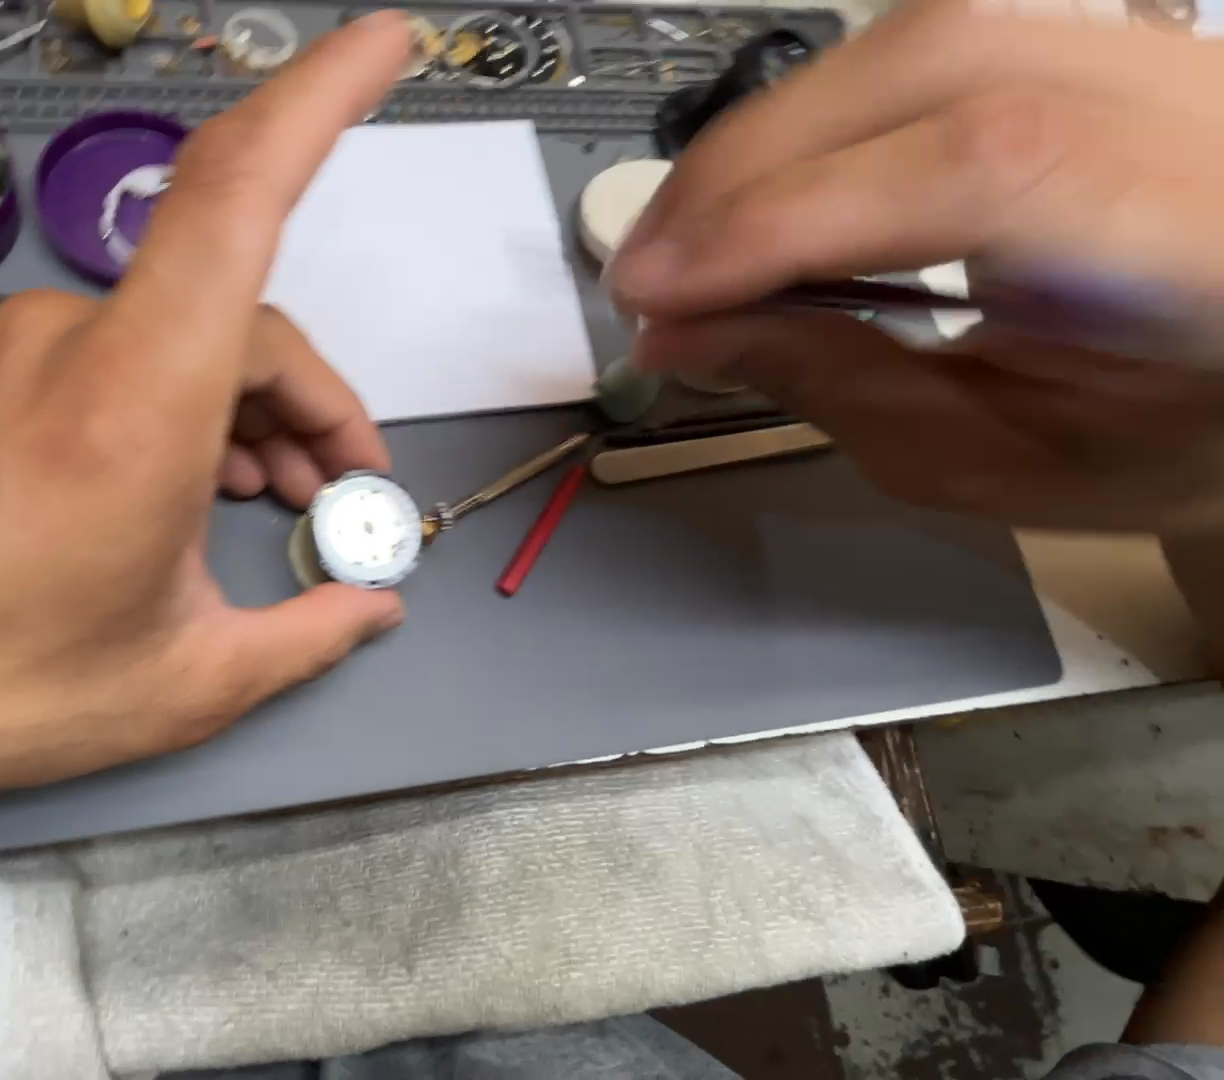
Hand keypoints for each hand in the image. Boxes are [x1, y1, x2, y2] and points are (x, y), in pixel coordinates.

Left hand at [0, 14, 413, 814]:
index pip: (236, 195)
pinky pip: (125, 357)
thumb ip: (305, 636)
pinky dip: (184, 406)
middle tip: (342, 489)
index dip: (321, 101)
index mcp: (134, 407)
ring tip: (275, 497)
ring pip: (183, 337)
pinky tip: (197, 484)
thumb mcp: (186, 684)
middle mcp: (74, 348)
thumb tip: (369, 610)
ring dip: (248, 407)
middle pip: (239, 311)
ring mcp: (23, 350)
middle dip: (313, 399)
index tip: (386, 43)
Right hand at [609, 1, 1223, 532]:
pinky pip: (912, 49)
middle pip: (936, 59)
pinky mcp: (1095, 43)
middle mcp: (1211, 109)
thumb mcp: (973, 456)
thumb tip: (672, 337)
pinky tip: (742, 198)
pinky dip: (795, 127)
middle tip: (641, 276)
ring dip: (754, 144)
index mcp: (1209, 246)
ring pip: (914, 32)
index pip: (983, 169)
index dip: (785, 221)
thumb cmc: (1139, 447)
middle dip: (742, 171)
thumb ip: (825, 383)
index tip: (650, 297)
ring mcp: (1163, 49)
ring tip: (676, 243)